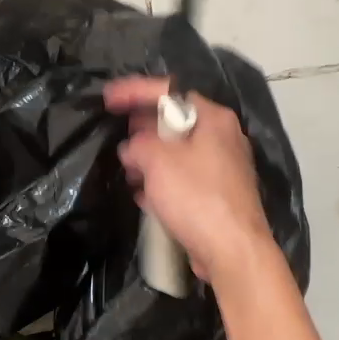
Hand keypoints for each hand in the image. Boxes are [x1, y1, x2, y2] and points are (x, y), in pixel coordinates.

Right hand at [105, 76, 279, 289]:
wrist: (231, 248)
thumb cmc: (196, 198)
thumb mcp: (158, 163)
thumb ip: (139, 145)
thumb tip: (132, 146)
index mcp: (212, 119)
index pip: (169, 92)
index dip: (135, 92)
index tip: (108, 98)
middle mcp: (221, 136)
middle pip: (174, 121)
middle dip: (142, 129)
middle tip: (118, 137)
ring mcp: (221, 166)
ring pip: (177, 152)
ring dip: (149, 159)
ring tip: (127, 170)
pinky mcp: (216, 193)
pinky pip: (182, 177)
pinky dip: (161, 181)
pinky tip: (144, 194)